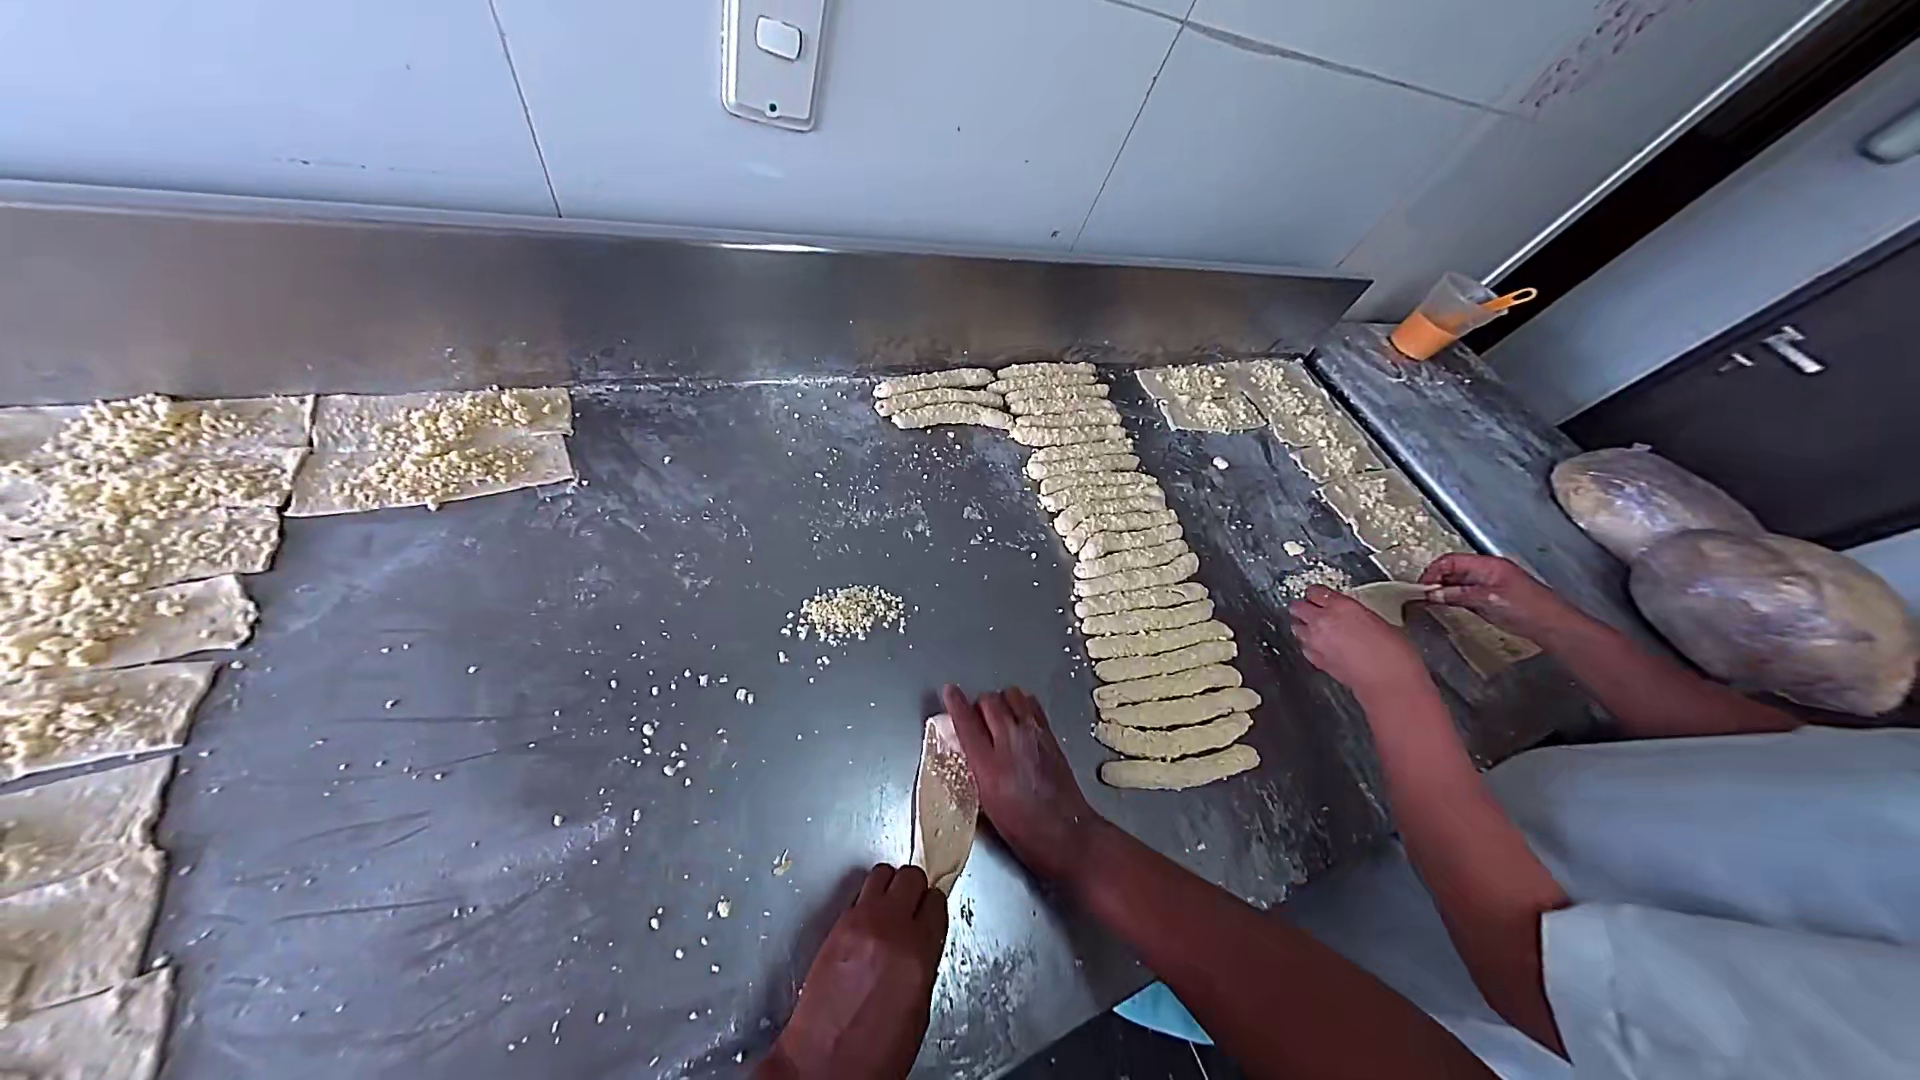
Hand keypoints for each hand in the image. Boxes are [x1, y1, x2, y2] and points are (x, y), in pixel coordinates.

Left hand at [759, 864, 947, 1079]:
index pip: (936, 902)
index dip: (933, 906)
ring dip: (888, 885)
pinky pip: (858, 895)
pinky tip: (866, 923)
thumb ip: (924, 962)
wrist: (821, 1067)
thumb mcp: (918, 1010)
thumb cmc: (872, 1054)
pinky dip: (866, 901)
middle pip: (911, 877)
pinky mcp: (837, 926)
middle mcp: (892, 930)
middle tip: (909, 902)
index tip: (929, 910)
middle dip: (913, 888)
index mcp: (919, 954)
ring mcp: (862, 924)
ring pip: (882, 874)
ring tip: (886, 904)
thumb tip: (923, 939)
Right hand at [942, 685, 1102, 886]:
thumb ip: (975, 769)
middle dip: (978, 705)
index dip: (955, 702)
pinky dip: (1021, 705)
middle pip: (988, 701)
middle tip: (977, 720)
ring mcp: (1033, 735)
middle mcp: (1010, 742)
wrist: (1067, 834)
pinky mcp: (1050, 734)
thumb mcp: (986, 804)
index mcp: (988, 765)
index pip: (966, 721)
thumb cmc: (1023, 829)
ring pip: (1011, 695)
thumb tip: (967, 748)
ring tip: (999, 717)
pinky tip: (1019, 720)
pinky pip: (1032, 703)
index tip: (949, 692)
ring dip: (1001, 702)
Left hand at [1289, 585, 1432, 705]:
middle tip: (1311, 609)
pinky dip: (1308, 645)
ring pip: (1296, 626)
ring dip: (1303, 625)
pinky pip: (1303, 646)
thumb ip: (1357, 614)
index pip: (1316, 591)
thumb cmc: (1394, 654)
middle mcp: (1323, 621)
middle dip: (1303, 607)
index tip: (1318, 595)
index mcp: (1342, 606)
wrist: (1388, 683)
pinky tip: (1320, 647)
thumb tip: (1352, 615)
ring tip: (1314, 628)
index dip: (1317, 593)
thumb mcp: (1379, 622)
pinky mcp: (1314, 658)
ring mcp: (1315, 640)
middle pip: (1298, 607)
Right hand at [1419, 554, 1576, 642]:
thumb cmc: (1528, 609)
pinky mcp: (1490, 597)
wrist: (1554, 627)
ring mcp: (1489, 584)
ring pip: (1457, 582)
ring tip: (1432, 601)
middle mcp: (1487, 571)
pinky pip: (1464, 593)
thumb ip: (1456, 595)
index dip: (1433, 572)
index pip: (1450, 560)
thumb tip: (1433, 593)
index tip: (1423, 587)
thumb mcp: (1486, 600)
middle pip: (1452, 569)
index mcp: (1488, 565)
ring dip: (1443, 590)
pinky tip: (1447, 605)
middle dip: (1436, 580)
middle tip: (1423, 595)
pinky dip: (1453, 597)